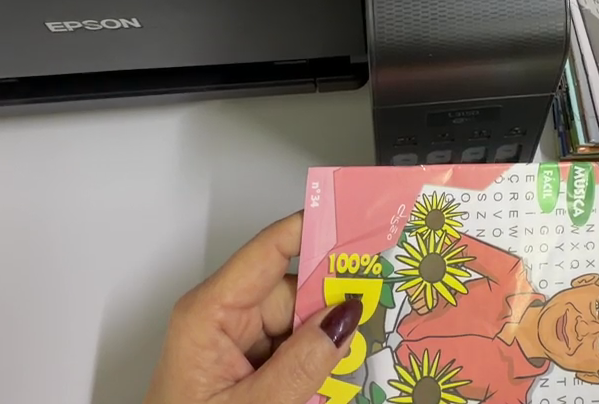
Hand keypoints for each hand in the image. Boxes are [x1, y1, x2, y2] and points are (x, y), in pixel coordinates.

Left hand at [145, 213, 362, 403]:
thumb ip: (301, 365)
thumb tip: (347, 312)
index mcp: (213, 311)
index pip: (275, 246)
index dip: (320, 225)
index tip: (368, 219)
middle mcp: (227, 317)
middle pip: (299, 287)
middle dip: (339, 302)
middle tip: (386, 304)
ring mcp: (240, 345)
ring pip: (305, 323)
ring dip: (334, 343)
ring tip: (366, 356)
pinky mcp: (251, 372)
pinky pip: (298, 353)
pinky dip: (321, 366)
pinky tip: (341, 380)